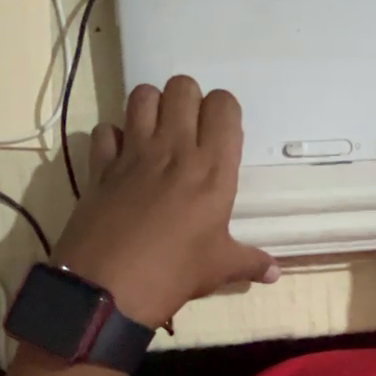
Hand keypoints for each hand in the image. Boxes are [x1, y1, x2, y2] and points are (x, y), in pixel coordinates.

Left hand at [53, 76, 278, 325]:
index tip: (222, 135)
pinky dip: (114, 137)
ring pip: (142, 95)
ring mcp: (133, 153)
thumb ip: (249, 262)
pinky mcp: (100, 165)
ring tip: (157, 134)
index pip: (224, 106)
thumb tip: (275, 273)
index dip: (224, 112)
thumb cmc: (175, 274)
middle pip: (183, 87)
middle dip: (189, 100)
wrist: (109, 288)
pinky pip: (105, 130)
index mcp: (212, 169)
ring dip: (151, 107)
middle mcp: (174, 149)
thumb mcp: (219, 269)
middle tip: (190, 131)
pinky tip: (122, 158)